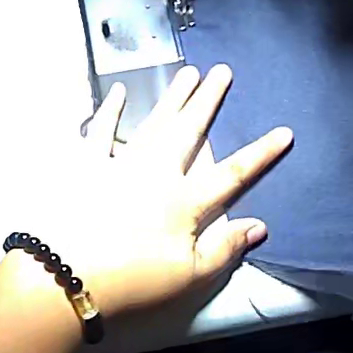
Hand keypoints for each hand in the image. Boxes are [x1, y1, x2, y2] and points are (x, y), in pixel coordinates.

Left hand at [22, 64, 290, 316]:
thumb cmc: (133, 281)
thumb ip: (226, 249)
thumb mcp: (189, 276)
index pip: (232, 174)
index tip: (284, 132)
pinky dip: (108, 112)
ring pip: (152, 124)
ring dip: (172, 99)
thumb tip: (259, 226)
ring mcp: (120, 165)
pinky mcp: (86, 168)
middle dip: (208, 101)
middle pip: (189, 132)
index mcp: (184, 201)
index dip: (261, 154)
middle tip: (223, 72)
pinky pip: (99, 133)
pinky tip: (115, 93)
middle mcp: (156, 174)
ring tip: (188, 74)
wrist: (68, 275)